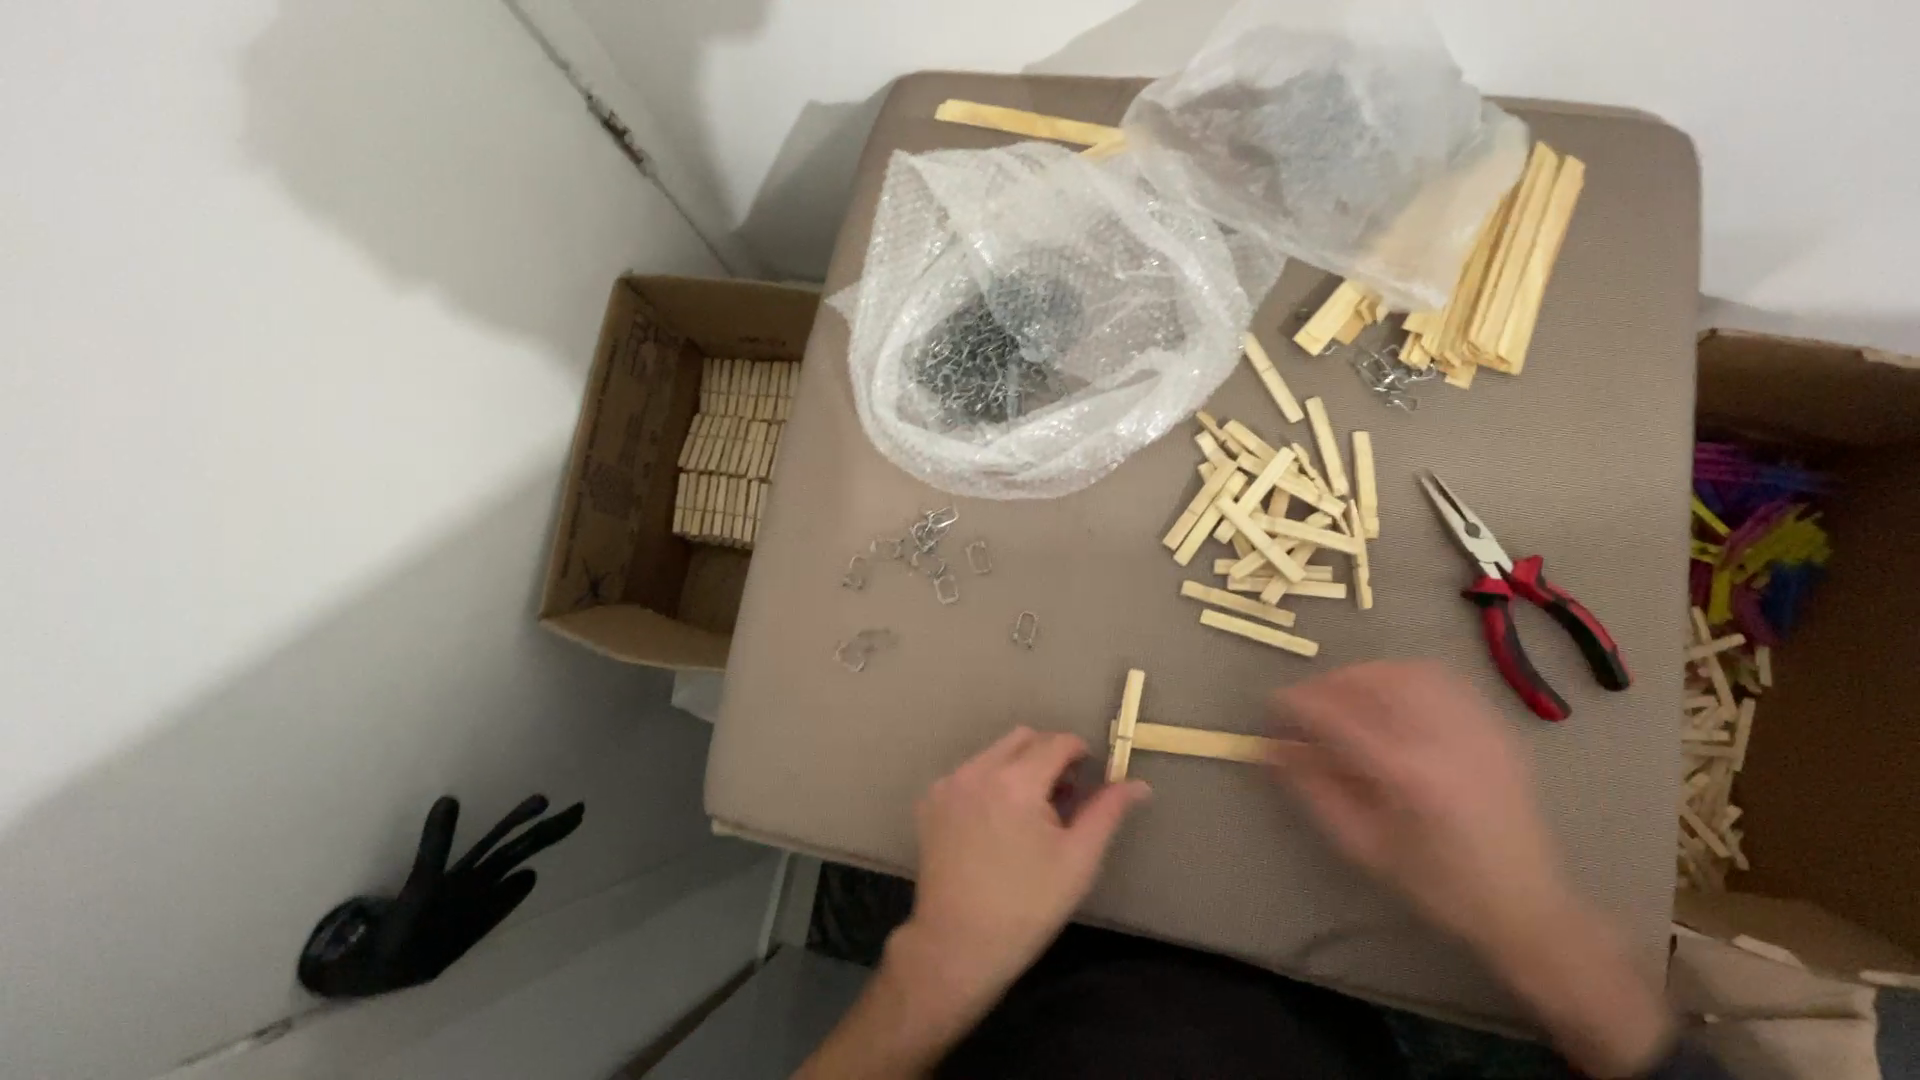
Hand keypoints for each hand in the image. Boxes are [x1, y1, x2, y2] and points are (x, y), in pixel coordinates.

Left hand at [900, 727, 1150, 1010]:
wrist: (958, 944)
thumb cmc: (1027, 905)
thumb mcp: (1078, 859)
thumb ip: (1107, 811)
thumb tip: (1138, 784)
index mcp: (1015, 782)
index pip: (1056, 742)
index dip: (1080, 753)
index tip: (1089, 776)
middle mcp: (976, 772)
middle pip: (1022, 738)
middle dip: (1048, 754)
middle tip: (1063, 794)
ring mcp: (948, 785)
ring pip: (993, 753)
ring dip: (1018, 767)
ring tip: (1031, 813)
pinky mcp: (929, 802)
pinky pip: (968, 773)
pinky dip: (989, 782)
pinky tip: (997, 823)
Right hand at [1269, 662, 1673, 1076]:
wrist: (1525, 903)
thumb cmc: (1436, 884)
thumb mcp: (1362, 844)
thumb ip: (1314, 790)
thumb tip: (1273, 748)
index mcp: (1407, 774)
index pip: (1337, 717)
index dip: (1295, 704)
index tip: (1271, 705)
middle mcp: (1443, 739)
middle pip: (1373, 681)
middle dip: (1328, 684)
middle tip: (1306, 703)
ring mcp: (1475, 728)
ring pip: (1407, 671)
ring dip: (1364, 675)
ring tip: (1344, 697)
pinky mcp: (1495, 727)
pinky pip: (1442, 680)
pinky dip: (1404, 678)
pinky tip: (1389, 699)